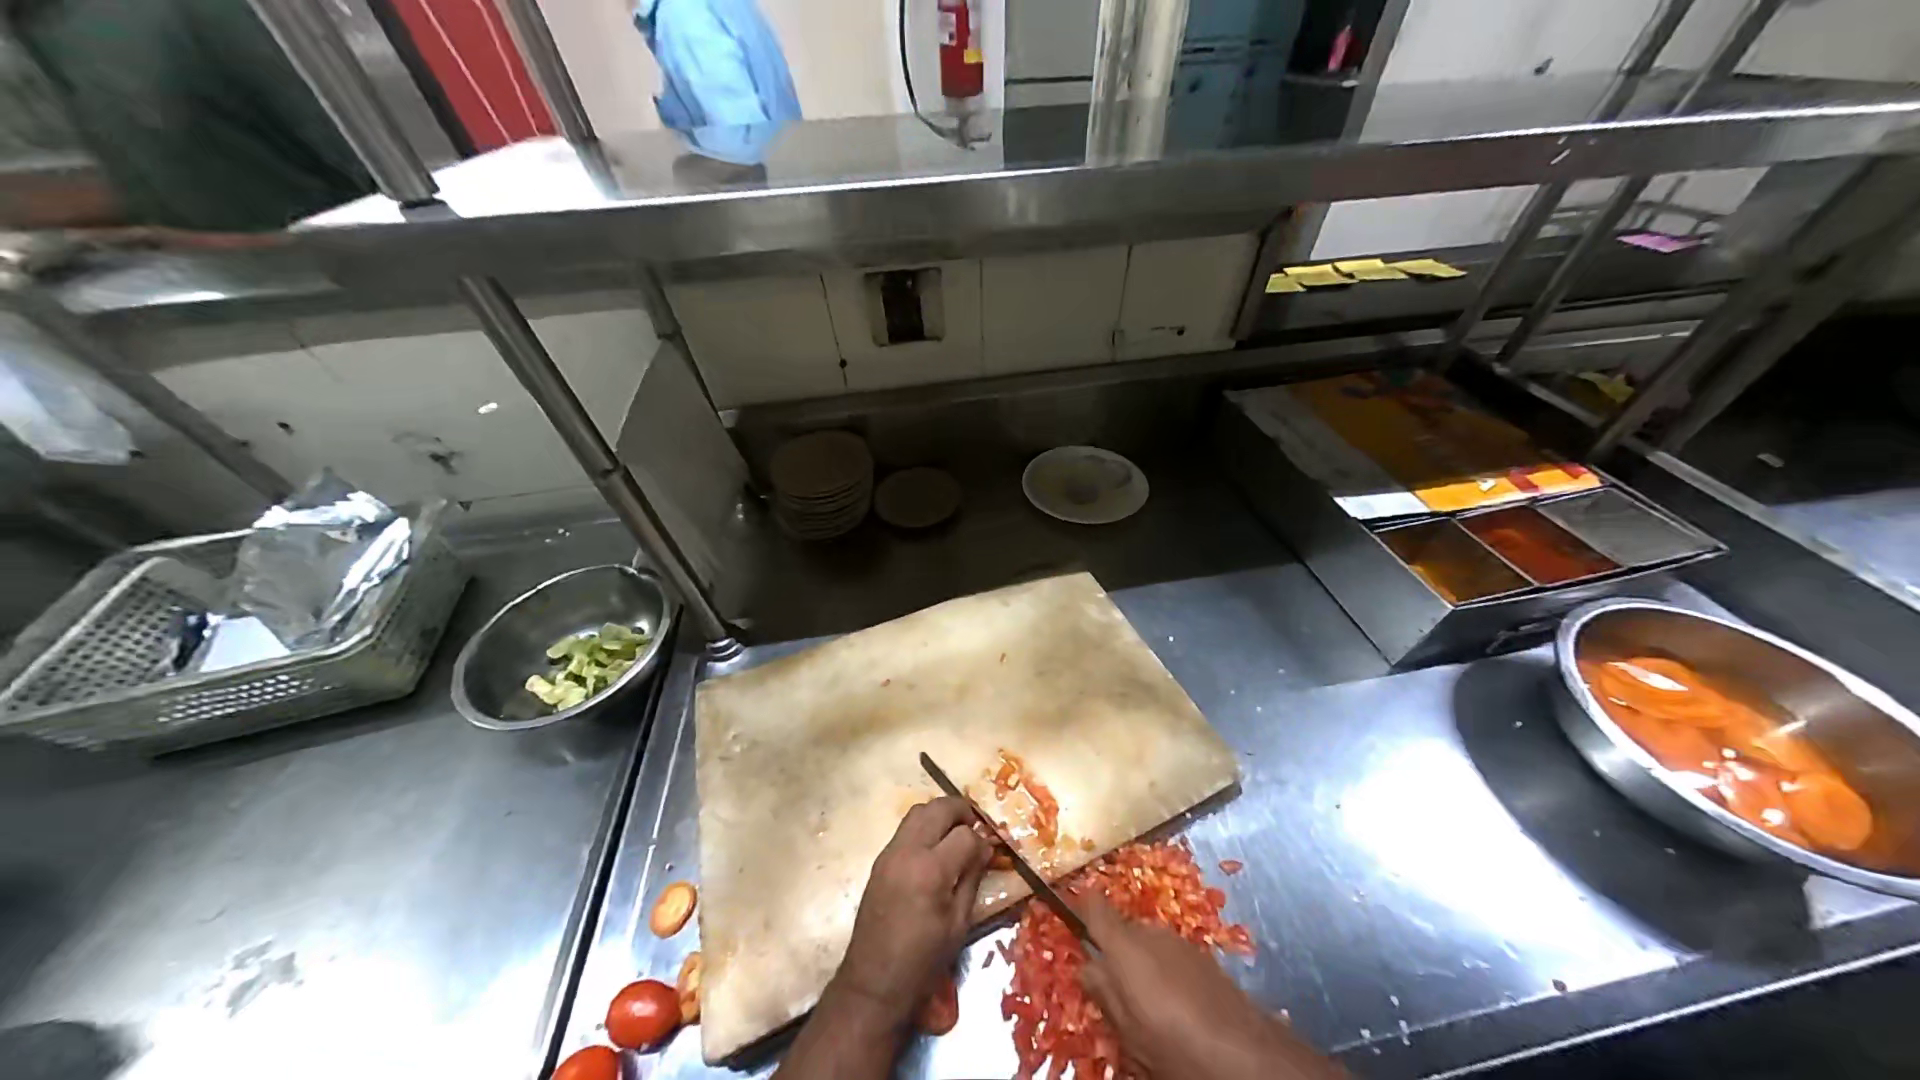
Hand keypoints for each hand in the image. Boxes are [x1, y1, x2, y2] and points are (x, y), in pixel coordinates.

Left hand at [832, 797, 991, 1027]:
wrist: (873, 981)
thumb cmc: (922, 960)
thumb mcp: (958, 923)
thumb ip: (971, 878)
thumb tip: (983, 849)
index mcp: (930, 870)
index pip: (965, 835)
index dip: (981, 842)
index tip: (989, 854)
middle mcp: (907, 852)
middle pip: (938, 808)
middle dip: (962, 812)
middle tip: (976, 827)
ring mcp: (890, 853)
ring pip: (918, 811)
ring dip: (940, 815)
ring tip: (956, 833)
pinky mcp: (879, 860)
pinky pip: (905, 829)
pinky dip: (924, 827)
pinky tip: (936, 848)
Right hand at [1080, 900, 1344, 1079]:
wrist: (1242, 1052)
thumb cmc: (1173, 1042)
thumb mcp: (1126, 1028)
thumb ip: (1102, 991)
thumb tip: (1087, 967)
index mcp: (1123, 945)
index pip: (1094, 905)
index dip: (1080, 906)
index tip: (1071, 917)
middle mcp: (1149, 931)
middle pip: (1121, 929)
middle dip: (1114, 950)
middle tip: (1113, 986)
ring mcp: (1178, 940)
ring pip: (1147, 942)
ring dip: (1141, 962)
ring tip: (1146, 1002)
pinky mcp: (1201, 955)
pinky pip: (1170, 953)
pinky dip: (1164, 970)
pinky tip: (1174, 1004)